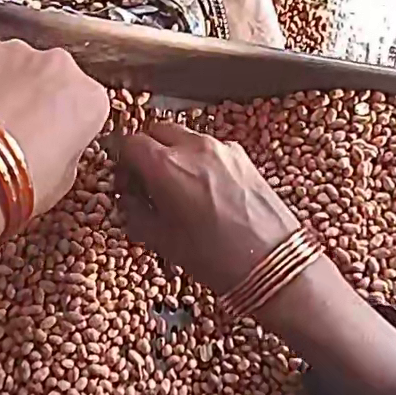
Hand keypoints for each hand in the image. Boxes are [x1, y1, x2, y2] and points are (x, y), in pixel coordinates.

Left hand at [0, 34, 109, 218]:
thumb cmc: (14, 185)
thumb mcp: (62, 182)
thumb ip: (65, 151)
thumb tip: (52, 144)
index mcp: (88, 99)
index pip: (85, 103)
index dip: (66, 123)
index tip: (50, 139)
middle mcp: (57, 65)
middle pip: (50, 75)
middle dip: (35, 96)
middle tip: (11, 131)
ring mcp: (13, 51)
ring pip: (10, 63)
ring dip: (0, 85)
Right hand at [115, 121, 299, 294]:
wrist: (274, 264)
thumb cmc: (215, 258)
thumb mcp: (161, 240)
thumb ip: (135, 211)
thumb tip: (128, 196)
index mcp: (166, 166)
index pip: (129, 142)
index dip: (121, 160)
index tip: (123, 178)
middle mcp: (193, 147)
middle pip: (156, 131)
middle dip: (146, 150)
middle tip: (145, 180)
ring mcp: (222, 148)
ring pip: (184, 137)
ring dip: (173, 154)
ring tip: (176, 188)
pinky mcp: (243, 156)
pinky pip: (210, 148)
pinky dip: (198, 161)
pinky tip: (204, 191)